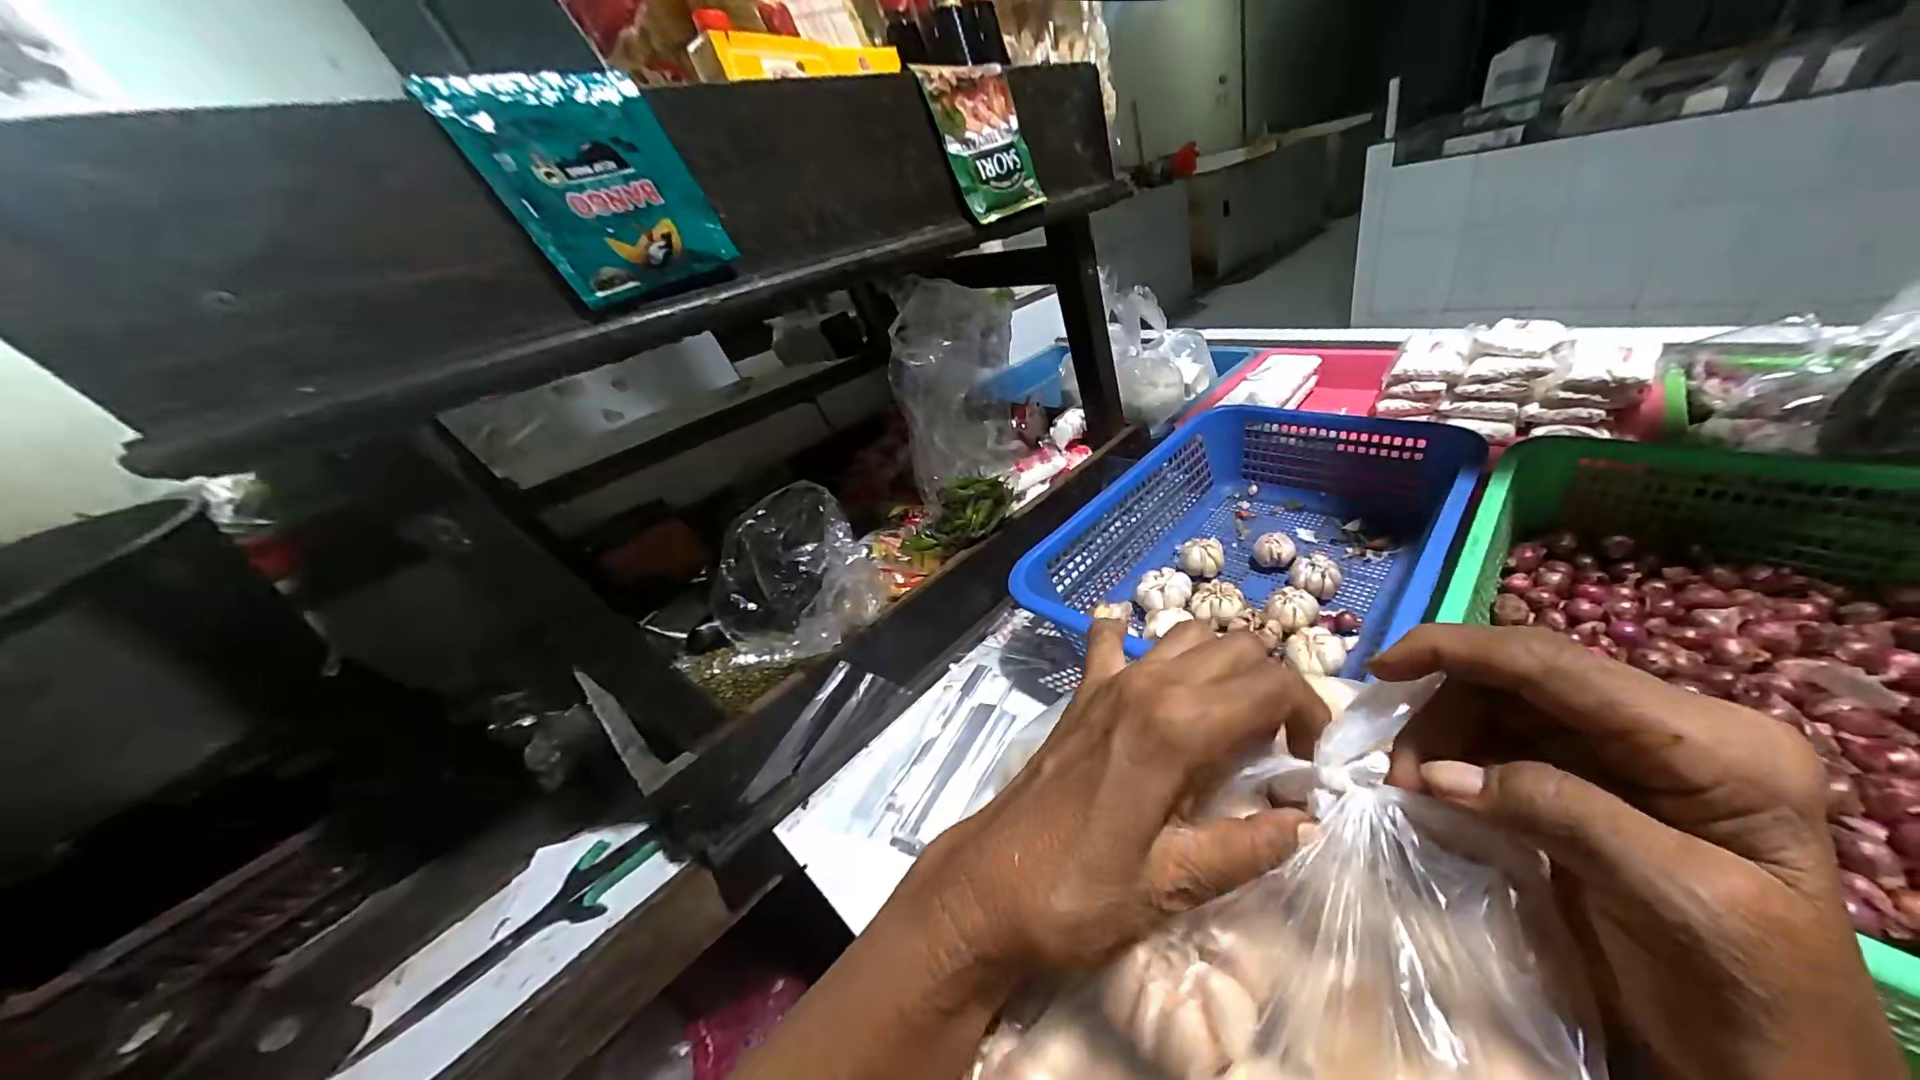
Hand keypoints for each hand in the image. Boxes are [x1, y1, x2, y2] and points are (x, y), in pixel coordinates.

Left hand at [897, 616, 1328, 983]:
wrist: (989, 886)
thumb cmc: (1081, 892)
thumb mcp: (1174, 884)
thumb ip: (1250, 847)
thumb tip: (1309, 822)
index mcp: (1177, 726)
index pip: (1272, 685)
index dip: (1311, 714)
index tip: (1312, 761)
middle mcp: (1145, 686)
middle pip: (1237, 648)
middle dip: (1273, 686)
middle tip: (1277, 745)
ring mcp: (1108, 683)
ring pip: (1186, 635)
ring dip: (1221, 662)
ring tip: (1228, 716)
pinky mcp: (1081, 695)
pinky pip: (1112, 641)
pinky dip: (1138, 640)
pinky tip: (1146, 665)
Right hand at [1372, 624, 1902, 1079]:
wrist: (1777, 1059)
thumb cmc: (1753, 993)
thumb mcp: (1674, 902)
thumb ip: (1562, 816)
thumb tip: (1436, 773)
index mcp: (1717, 744)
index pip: (1560, 666)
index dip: (1459, 650)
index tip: (1381, 667)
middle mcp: (1674, 727)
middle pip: (1519, 681)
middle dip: (1444, 714)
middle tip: (1399, 777)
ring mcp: (1633, 751)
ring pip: (1501, 706)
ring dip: (1443, 738)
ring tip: (1413, 791)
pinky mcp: (1597, 776)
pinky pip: (1504, 740)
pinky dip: (1458, 759)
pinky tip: (1441, 793)